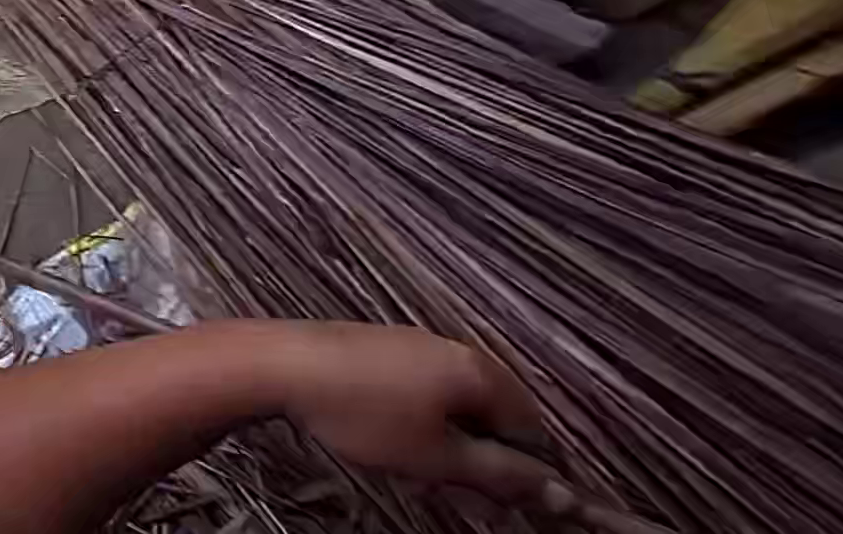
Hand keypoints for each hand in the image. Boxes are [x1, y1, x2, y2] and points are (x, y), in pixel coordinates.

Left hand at [265, 323, 563, 506]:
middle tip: (456, 492)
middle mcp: (442, 347)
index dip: (523, 471)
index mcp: (473, 368)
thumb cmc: (361, 412)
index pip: (532, 427)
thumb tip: (563, 493)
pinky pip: (410, 388)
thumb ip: (505, 476)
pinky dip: (411, 418)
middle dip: (480, 459)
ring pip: (446, 404)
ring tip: (415, 469)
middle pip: (488, 414)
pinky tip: (384, 439)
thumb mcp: (439, 457)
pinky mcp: (368, 346)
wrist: (279, 364)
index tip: (499, 500)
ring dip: (443, 443)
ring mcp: (402, 342)